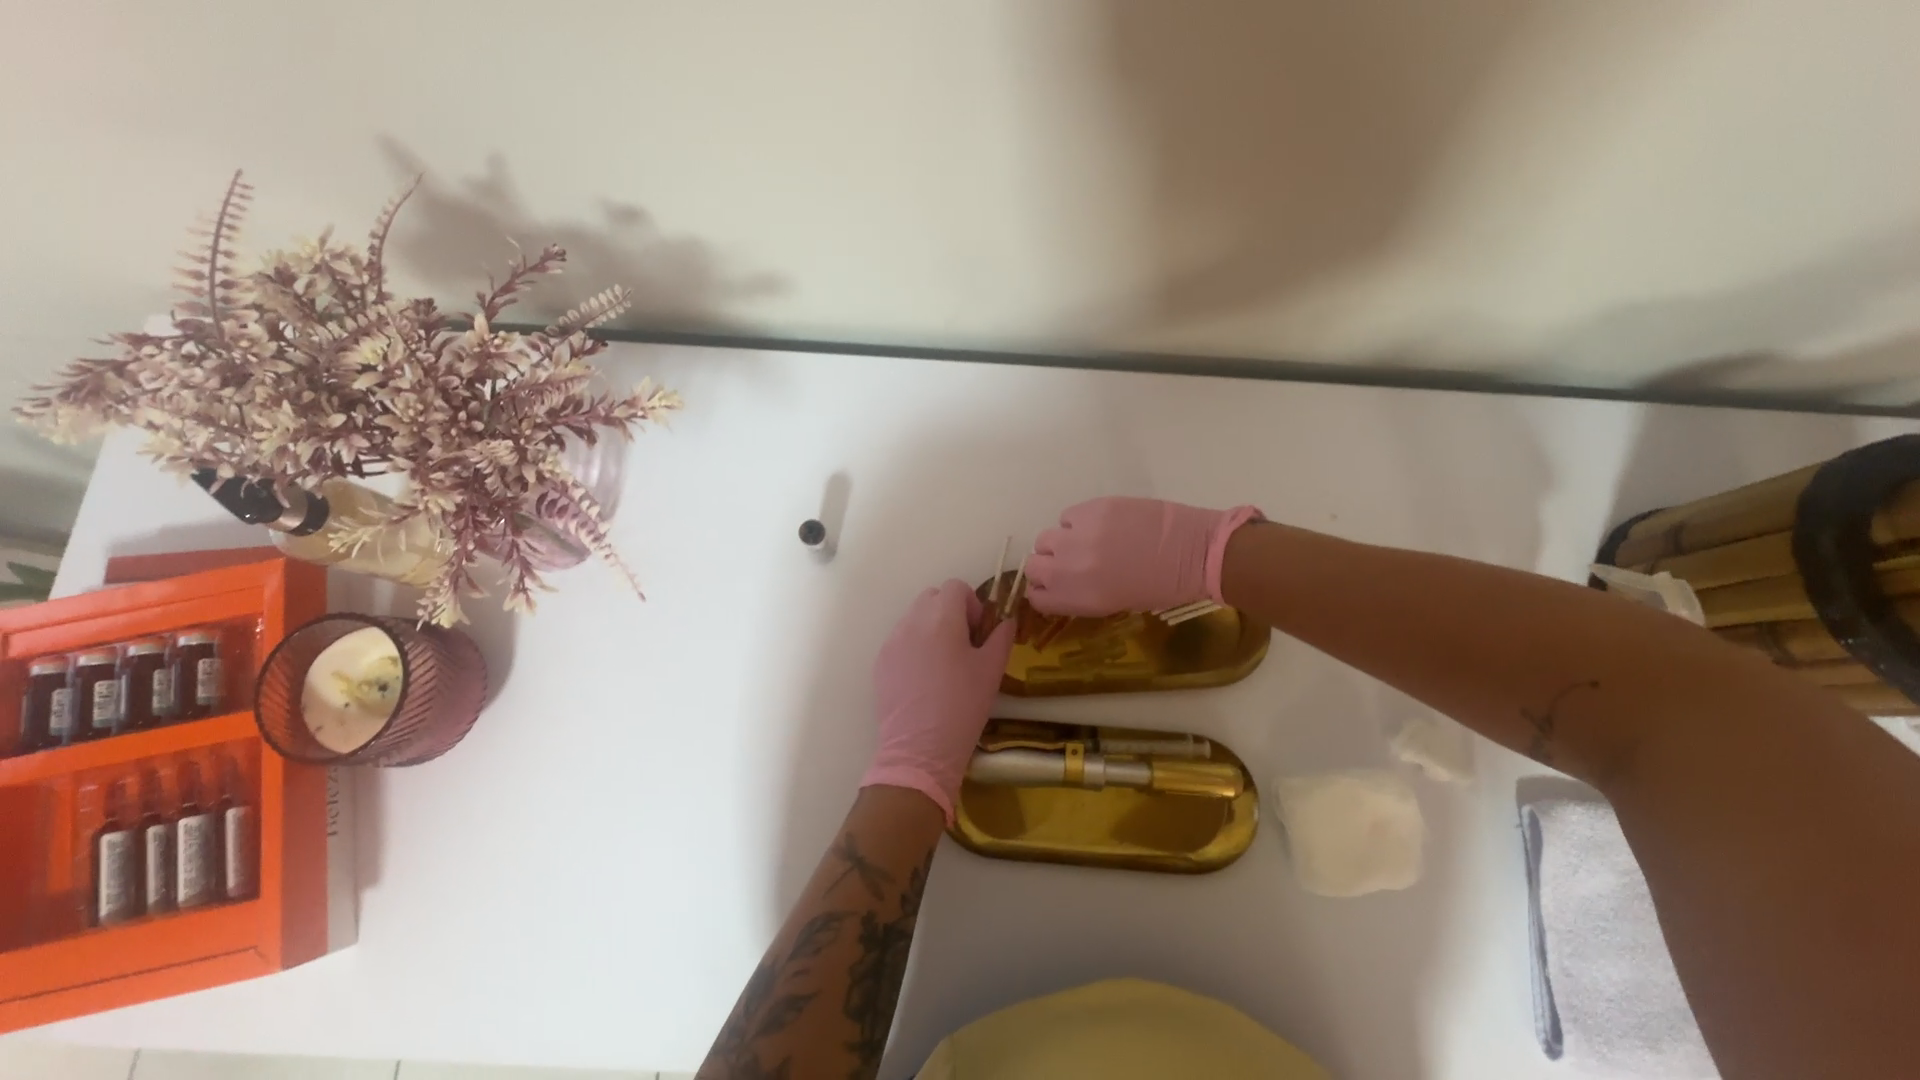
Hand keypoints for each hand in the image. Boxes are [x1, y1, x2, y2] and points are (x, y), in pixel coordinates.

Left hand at [862, 579, 1015, 822]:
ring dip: (931, 628)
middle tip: (964, 644)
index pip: (955, 587)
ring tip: (943, 664)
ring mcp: (892, 642)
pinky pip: (900, 641)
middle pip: (931, 598)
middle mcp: (912, 622)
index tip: (978, 631)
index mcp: (942, 618)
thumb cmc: (963, 706)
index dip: (971, 603)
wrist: (920, 748)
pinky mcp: (881, 663)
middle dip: (950, 611)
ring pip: (913, 618)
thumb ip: (1001, 637)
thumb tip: (1006, 621)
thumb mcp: (991, 670)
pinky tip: (925, 680)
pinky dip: (914, 647)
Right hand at [1024, 497, 1262, 616]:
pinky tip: (1102, 525)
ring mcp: (1078, 536)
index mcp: (1076, 599)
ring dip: (1062, 541)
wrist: (1194, 554)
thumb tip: (1064, 582)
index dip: (1044, 589)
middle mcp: (1069, 569)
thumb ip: (1080, 595)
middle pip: (1033, 565)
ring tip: (1088, 541)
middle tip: (1071, 562)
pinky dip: (1079, 521)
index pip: (1035, 596)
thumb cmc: (1160, 588)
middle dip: (1048, 565)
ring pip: (1047, 537)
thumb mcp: (1112, 604)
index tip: (1055, 585)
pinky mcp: (1091, 509)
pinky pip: (1068, 515)